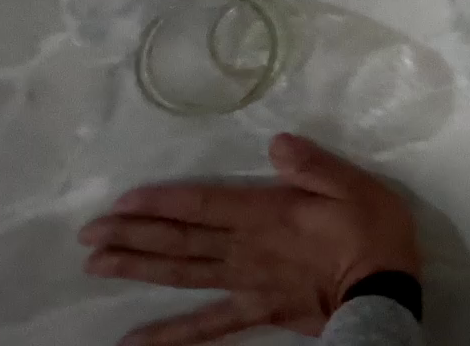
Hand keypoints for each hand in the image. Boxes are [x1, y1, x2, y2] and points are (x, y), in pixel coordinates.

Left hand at [79, 133, 421, 345]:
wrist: (380, 289)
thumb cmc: (370, 229)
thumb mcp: (353, 185)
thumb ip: (313, 166)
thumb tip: (276, 143)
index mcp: (268, 214)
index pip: (206, 206)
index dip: (163, 203)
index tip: (122, 201)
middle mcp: (246, 248)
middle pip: (183, 240)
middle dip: (135, 234)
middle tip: (89, 232)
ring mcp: (246, 283)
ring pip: (183, 273)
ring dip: (139, 268)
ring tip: (97, 265)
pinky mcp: (256, 310)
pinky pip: (206, 327)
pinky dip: (169, 335)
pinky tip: (134, 342)